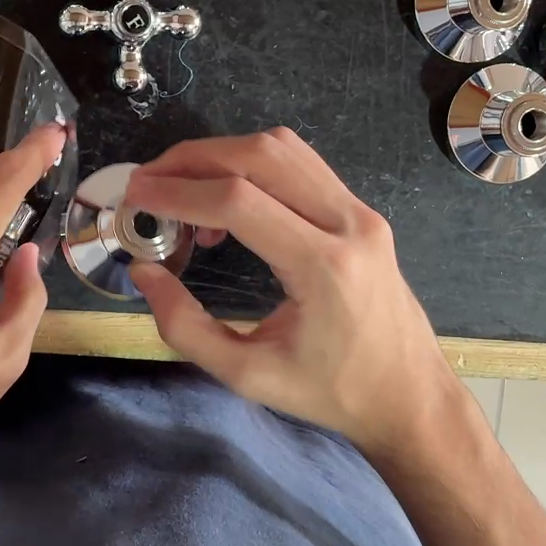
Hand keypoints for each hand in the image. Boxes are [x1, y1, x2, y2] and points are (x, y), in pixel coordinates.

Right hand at [123, 128, 479, 456]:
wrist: (409, 396)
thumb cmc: (330, 393)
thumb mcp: (247, 376)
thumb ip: (185, 327)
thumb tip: (144, 272)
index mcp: (324, 267)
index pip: (239, 201)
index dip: (178, 191)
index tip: (135, 195)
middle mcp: (349, 223)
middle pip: (261, 156)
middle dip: (194, 158)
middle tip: (149, 180)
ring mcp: (361, 211)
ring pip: (283, 149)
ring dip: (223, 154)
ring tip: (181, 187)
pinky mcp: (362, 211)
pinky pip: (301, 165)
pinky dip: (253, 166)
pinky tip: (226, 199)